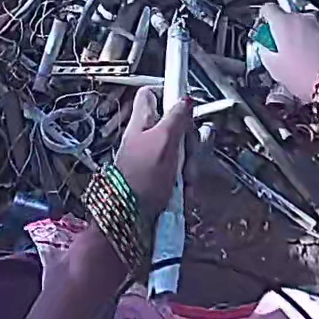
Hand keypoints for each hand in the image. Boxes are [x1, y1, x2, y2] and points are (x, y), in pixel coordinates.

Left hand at [68, 87, 193, 279]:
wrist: (129, 223)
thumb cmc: (140, 180)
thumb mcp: (163, 141)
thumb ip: (176, 119)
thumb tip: (185, 99)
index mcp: (142, 124)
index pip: (151, 95)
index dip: (168, 95)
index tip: (186, 103)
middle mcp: (146, 140)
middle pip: (176, 128)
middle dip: (189, 142)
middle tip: (187, 154)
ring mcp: (153, 162)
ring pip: (182, 153)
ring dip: (189, 167)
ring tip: (182, 180)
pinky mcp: (160, 183)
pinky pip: (181, 176)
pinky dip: (185, 184)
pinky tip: (181, 193)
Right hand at [255, 3, 318, 101]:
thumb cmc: (304, 76)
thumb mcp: (273, 67)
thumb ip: (265, 51)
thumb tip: (265, 47)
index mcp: (283, 23)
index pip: (268, 9)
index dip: (264, 18)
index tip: (265, 29)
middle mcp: (302, 18)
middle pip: (288, 18)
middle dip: (284, 31)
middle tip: (282, 50)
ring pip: (305, 25)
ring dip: (301, 35)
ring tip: (300, 57)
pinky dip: (315, 41)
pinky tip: (314, 58)